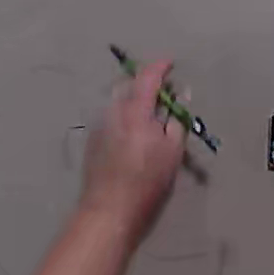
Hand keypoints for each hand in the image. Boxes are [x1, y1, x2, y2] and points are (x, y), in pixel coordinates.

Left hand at [80, 60, 186, 239]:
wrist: (108, 211)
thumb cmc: (146, 181)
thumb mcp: (172, 151)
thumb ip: (177, 120)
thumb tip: (180, 98)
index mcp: (135, 109)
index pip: (148, 76)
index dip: (160, 66)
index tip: (171, 64)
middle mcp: (113, 110)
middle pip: (129, 85)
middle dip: (146, 83)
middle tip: (163, 94)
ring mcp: (99, 124)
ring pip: (118, 100)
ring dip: (134, 100)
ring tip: (150, 116)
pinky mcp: (92, 139)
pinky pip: (111, 116)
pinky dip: (125, 115)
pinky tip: (134, 134)